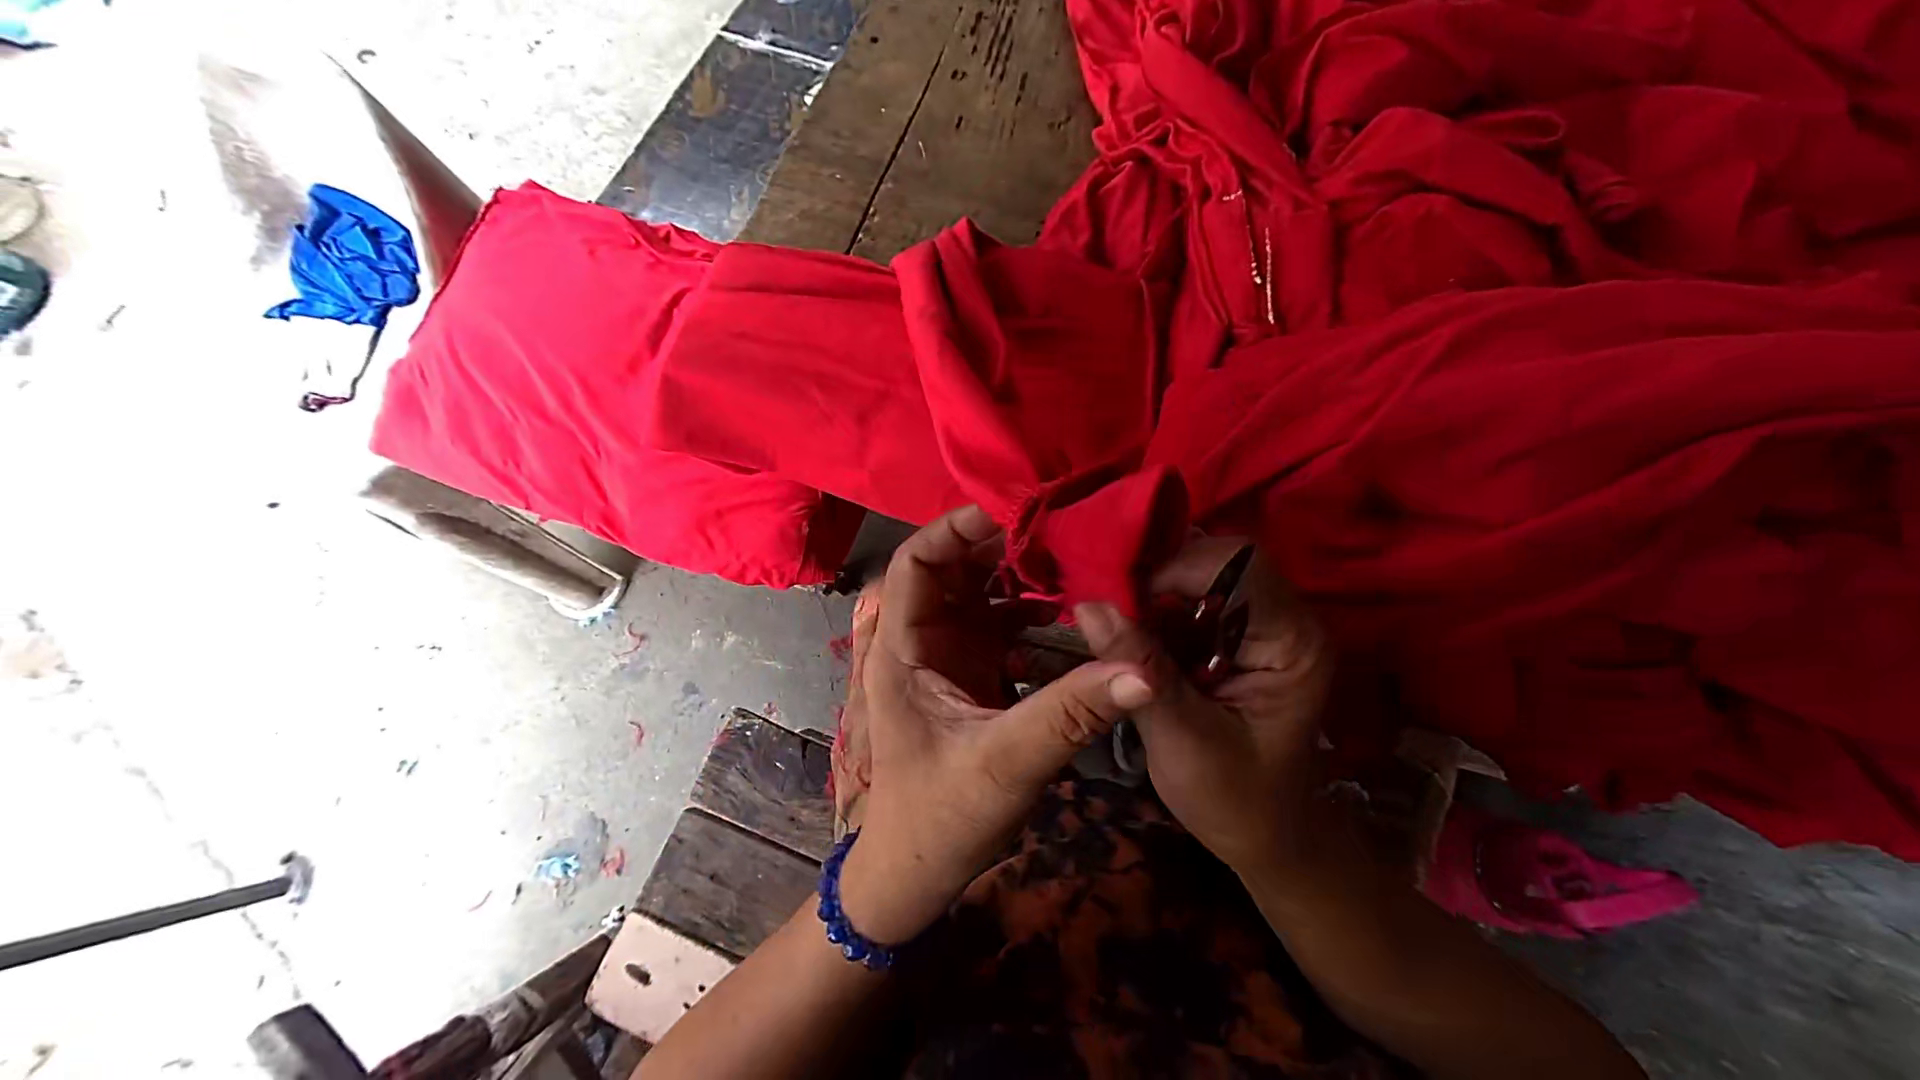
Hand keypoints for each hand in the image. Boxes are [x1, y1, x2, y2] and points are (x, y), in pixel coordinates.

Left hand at [836, 506, 1154, 943]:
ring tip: (1075, 556)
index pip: (917, 564)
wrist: (920, 872)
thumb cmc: (941, 818)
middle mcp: (921, 641)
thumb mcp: (1006, 763)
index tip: (1015, 509)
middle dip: (999, 544)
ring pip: (980, 593)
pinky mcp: (972, 674)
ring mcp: (947, 656)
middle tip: (1062, 527)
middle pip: (953, 569)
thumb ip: (1070, 715)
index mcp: (903, 650)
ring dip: (1019, 574)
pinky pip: (1001, 625)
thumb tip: (1142, 672)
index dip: (956, 528)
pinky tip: (1070, 607)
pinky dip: (1031, 611)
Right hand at [1076, 537, 1332, 872]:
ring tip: (1105, 624)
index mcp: (1292, 642)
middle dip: (1154, 579)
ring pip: (1192, 576)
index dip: (1176, 567)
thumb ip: (1141, 671)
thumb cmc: (1236, 800)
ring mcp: (1255, 625)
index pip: (1238, 565)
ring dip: (1145, 595)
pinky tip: (1120, 637)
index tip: (1119, 598)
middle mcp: (1281, 619)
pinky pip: (1182, 602)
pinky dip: (1147, 613)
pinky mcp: (1230, 636)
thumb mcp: (1183, 740)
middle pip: (1213, 561)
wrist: (1264, 835)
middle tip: (1103, 607)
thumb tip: (1088, 606)